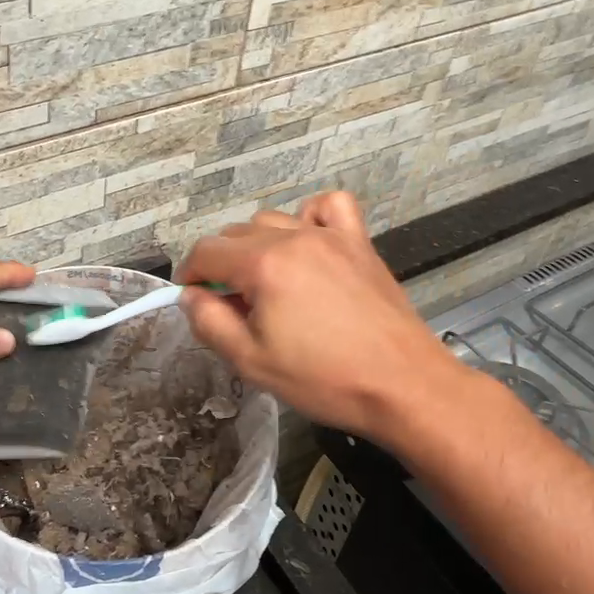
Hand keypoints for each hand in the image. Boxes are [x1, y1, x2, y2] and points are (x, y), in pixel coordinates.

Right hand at [176, 191, 471, 442]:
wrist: (404, 386)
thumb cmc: (324, 379)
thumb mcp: (250, 361)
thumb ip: (209, 322)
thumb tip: (191, 295)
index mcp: (263, 265)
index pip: (206, 251)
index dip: (189, 273)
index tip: (193, 297)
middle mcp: (293, 238)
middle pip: (235, 233)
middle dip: (222, 264)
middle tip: (233, 306)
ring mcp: (330, 236)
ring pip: (272, 220)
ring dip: (257, 245)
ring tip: (267, 283)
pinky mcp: (359, 243)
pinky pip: (327, 206)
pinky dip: (309, 217)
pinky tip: (308, 244)